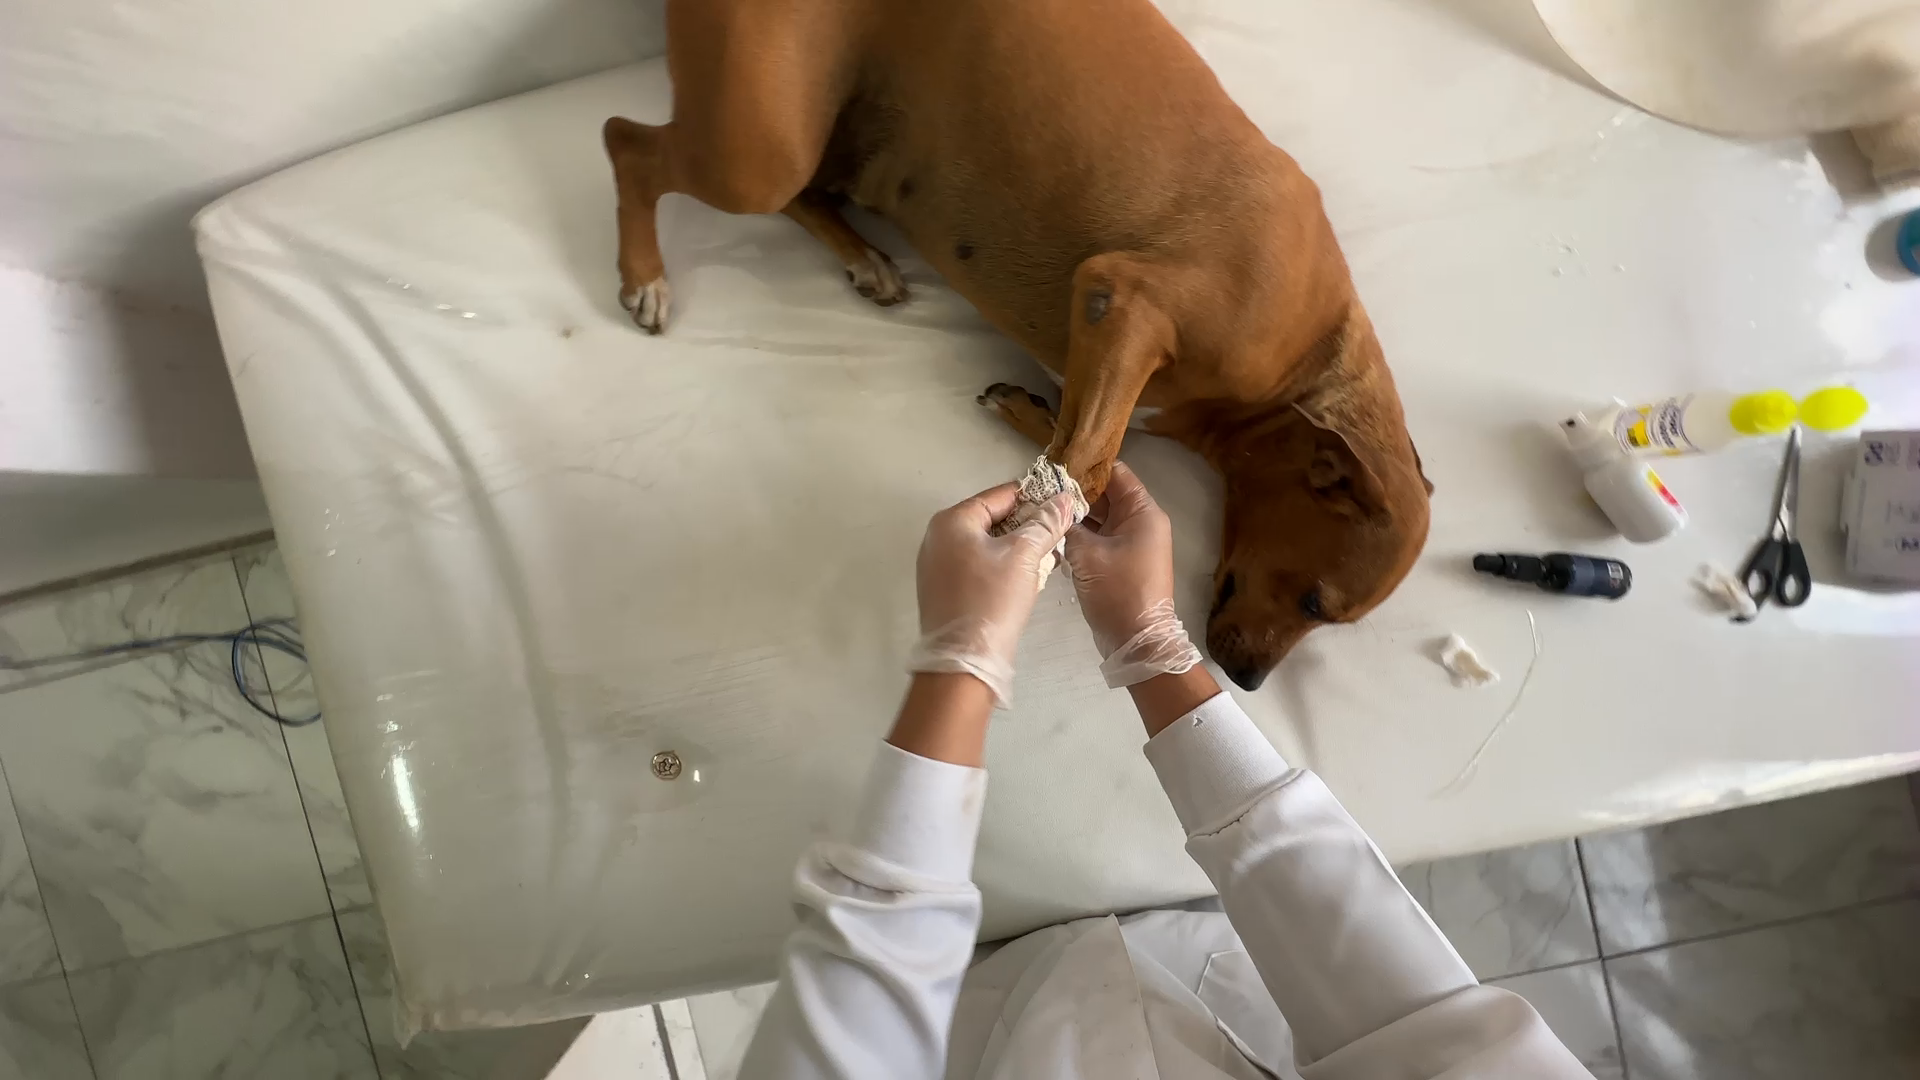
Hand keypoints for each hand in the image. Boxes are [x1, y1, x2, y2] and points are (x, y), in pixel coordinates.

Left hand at [906, 484, 1075, 705]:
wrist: (964, 662)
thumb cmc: (992, 600)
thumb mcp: (1024, 555)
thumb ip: (1045, 523)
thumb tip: (1063, 500)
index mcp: (951, 521)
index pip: (1000, 495)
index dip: (1035, 498)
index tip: (1062, 505)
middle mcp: (937, 538)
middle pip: (992, 520)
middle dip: (1027, 526)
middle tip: (1059, 535)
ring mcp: (937, 566)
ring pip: (986, 545)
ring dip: (1017, 549)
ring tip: (1048, 557)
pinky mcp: (943, 591)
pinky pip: (977, 567)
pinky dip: (1002, 567)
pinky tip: (1027, 579)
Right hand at [1062, 463, 1202, 686]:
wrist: (1138, 641)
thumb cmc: (1118, 592)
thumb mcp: (1087, 555)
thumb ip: (1067, 526)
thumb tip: (1051, 507)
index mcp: (1142, 513)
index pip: (1115, 473)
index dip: (1087, 466)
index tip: (1055, 464)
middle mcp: (1140, 522)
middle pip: (1106, 494)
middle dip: (1075, 490)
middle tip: (1040, 487)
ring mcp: (1131, 542)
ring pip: (1100, 516)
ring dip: (1074, 513)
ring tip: (1040, 506)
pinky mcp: (1120, 560)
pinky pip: (1099, 536)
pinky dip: (1079, 532)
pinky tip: (1052, 530)